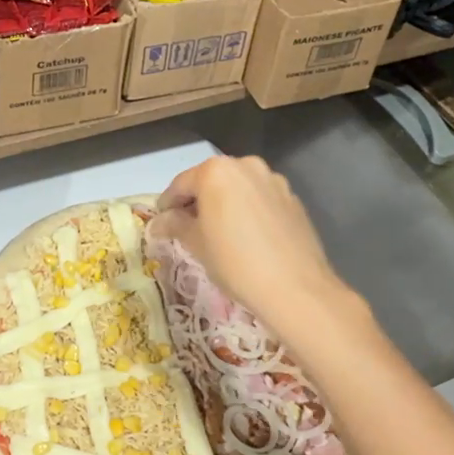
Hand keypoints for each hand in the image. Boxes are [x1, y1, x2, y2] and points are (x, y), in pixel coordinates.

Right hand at [152, 155, 357, 339]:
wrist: (296, 288)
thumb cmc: (235, 262)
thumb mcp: (196, 244)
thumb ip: (175, 225)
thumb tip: (157, 222)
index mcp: (216, 171)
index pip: (181, 184)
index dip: (168, 204)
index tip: (161, 222)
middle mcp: (246, 165)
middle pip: (212, 181)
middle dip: (198, 202)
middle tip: (188, 229)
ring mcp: (273, 180)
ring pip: (238, 189)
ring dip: (225, 205)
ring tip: (220, 234)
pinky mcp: (293, 199)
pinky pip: (261, 200)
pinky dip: (249, 212)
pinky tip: (249, 238)